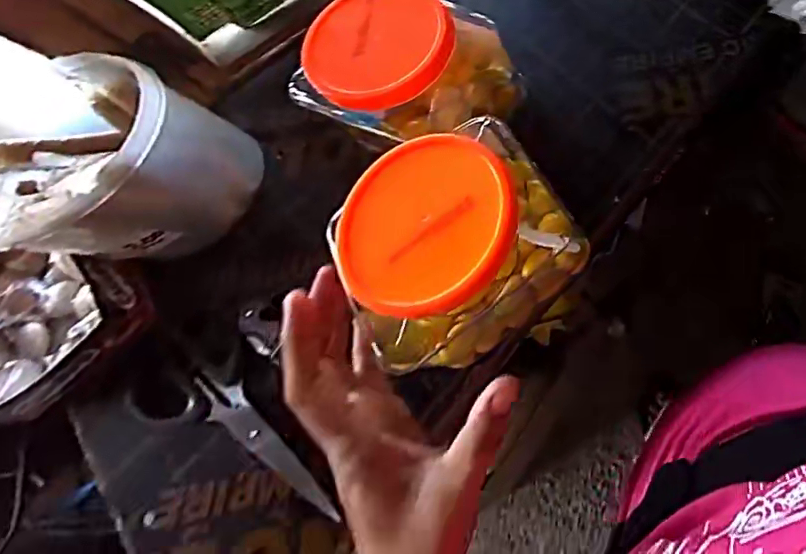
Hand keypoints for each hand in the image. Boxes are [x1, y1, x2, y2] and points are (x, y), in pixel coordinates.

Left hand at [281, 266, 518, 553]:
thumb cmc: (421, 542)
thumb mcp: (457, 484)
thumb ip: (481, 433)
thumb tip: (508, 385)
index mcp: (355, 440)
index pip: (309, 388)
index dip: (299, 343)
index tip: (297, 301)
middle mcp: (349, 429)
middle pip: (315, 370)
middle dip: (313, 323)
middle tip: (321, 277)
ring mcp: (361, 429)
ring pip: (333, 373)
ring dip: (329, 331)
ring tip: (334, 289)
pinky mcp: (378, 430)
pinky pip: (357, 380)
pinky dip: (355, 349)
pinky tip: (364, 326)